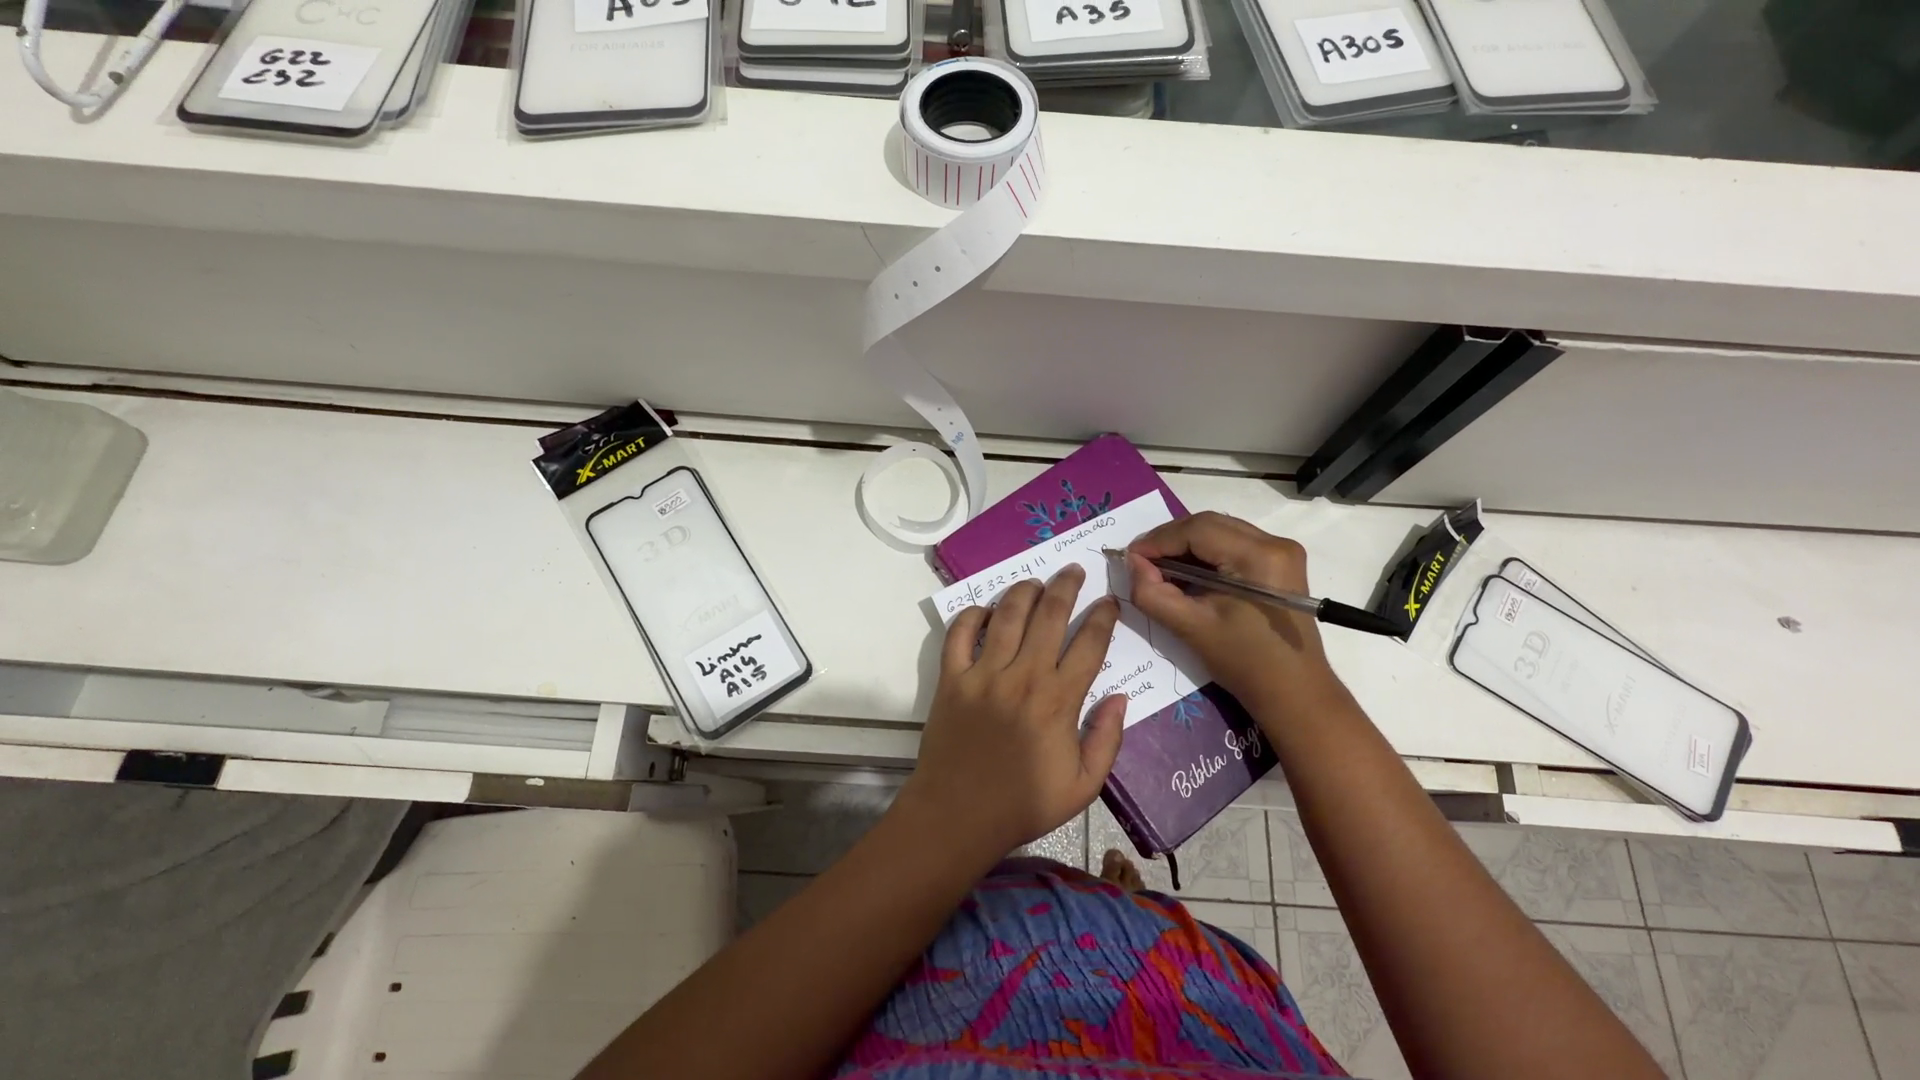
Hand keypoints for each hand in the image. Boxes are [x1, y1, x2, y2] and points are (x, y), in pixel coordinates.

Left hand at [898, 566, 1125, 860]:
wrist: (958, 816)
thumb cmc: (1024, 804)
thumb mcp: (1083, 786)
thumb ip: (1107, 740)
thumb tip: (1119, 697)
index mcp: (1059, 701)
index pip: (1089, 643)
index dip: (1103, 617)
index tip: (1109, 602)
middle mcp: (1023, 677)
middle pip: (1049, 616)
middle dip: (1065, 586)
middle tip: (1073, 571)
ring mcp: (983, 674)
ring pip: (1006, 615)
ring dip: (1023, 591)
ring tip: (1034, 582)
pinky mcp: (951, 679)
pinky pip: (959, 634)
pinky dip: (971, 615)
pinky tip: (984, 609)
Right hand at [1126, 511, 1341, 714]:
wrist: (1292, 689)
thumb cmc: (1243, 662)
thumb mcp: (1191, 628)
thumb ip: (1152, 593)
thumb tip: (1133, 563)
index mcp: (1258, 556)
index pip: (1197, 530)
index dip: (1158, 540)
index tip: (1130, 558)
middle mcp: (1275, 543)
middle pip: (1209, 524)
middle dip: (1170, 539)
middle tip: (1142, 561)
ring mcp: (1282, 550)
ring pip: (1220, 530)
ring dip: (1186, 545)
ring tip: (1160, 567)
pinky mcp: (1280, 561)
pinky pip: (1233, 543)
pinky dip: (1205, 554)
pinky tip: (1187, 573)